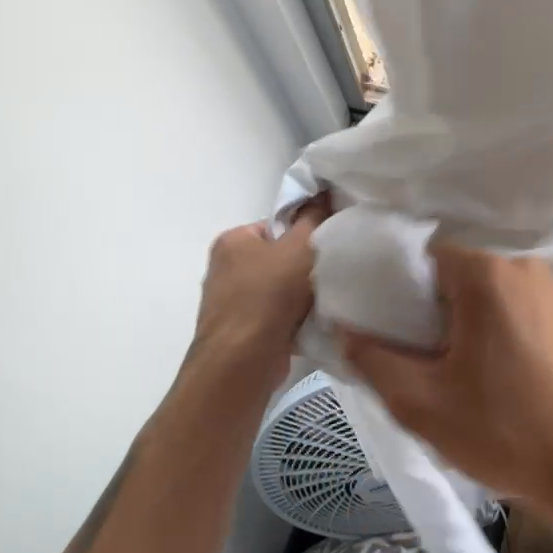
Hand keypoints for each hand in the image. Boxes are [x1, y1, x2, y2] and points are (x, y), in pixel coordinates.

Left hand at [188, 196, 331, 385]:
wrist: (244, 359)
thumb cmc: (271, 294)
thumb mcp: (302, 245)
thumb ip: (315, 217)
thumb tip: (322, 193)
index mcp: (232, 240)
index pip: (278, 226)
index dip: (306, 234)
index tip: (326, 248)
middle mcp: (224, 267)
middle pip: (279, 258)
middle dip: (305, 267)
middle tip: (328, 275)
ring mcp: (229, 302)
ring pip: (280, 289)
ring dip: (302, 295)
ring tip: (322, 301)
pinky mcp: (239, 331)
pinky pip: (276, 314)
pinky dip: (293, 317)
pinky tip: (310, 322)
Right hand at [337, 246, 552, 507]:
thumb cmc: (504, 431)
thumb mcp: (421, 402)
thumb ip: (374, 358)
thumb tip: (348, 328)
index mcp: (489, 275)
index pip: (424, 256)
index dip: (396, 288)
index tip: (381, 326)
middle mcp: (527, 268)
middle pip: (459, 274)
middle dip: (430, 309)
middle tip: (410, 354)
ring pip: (491, 294)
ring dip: (465, 322)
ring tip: (448, 369)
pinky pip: (519, 309)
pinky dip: (497, 329)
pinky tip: (491, 371)